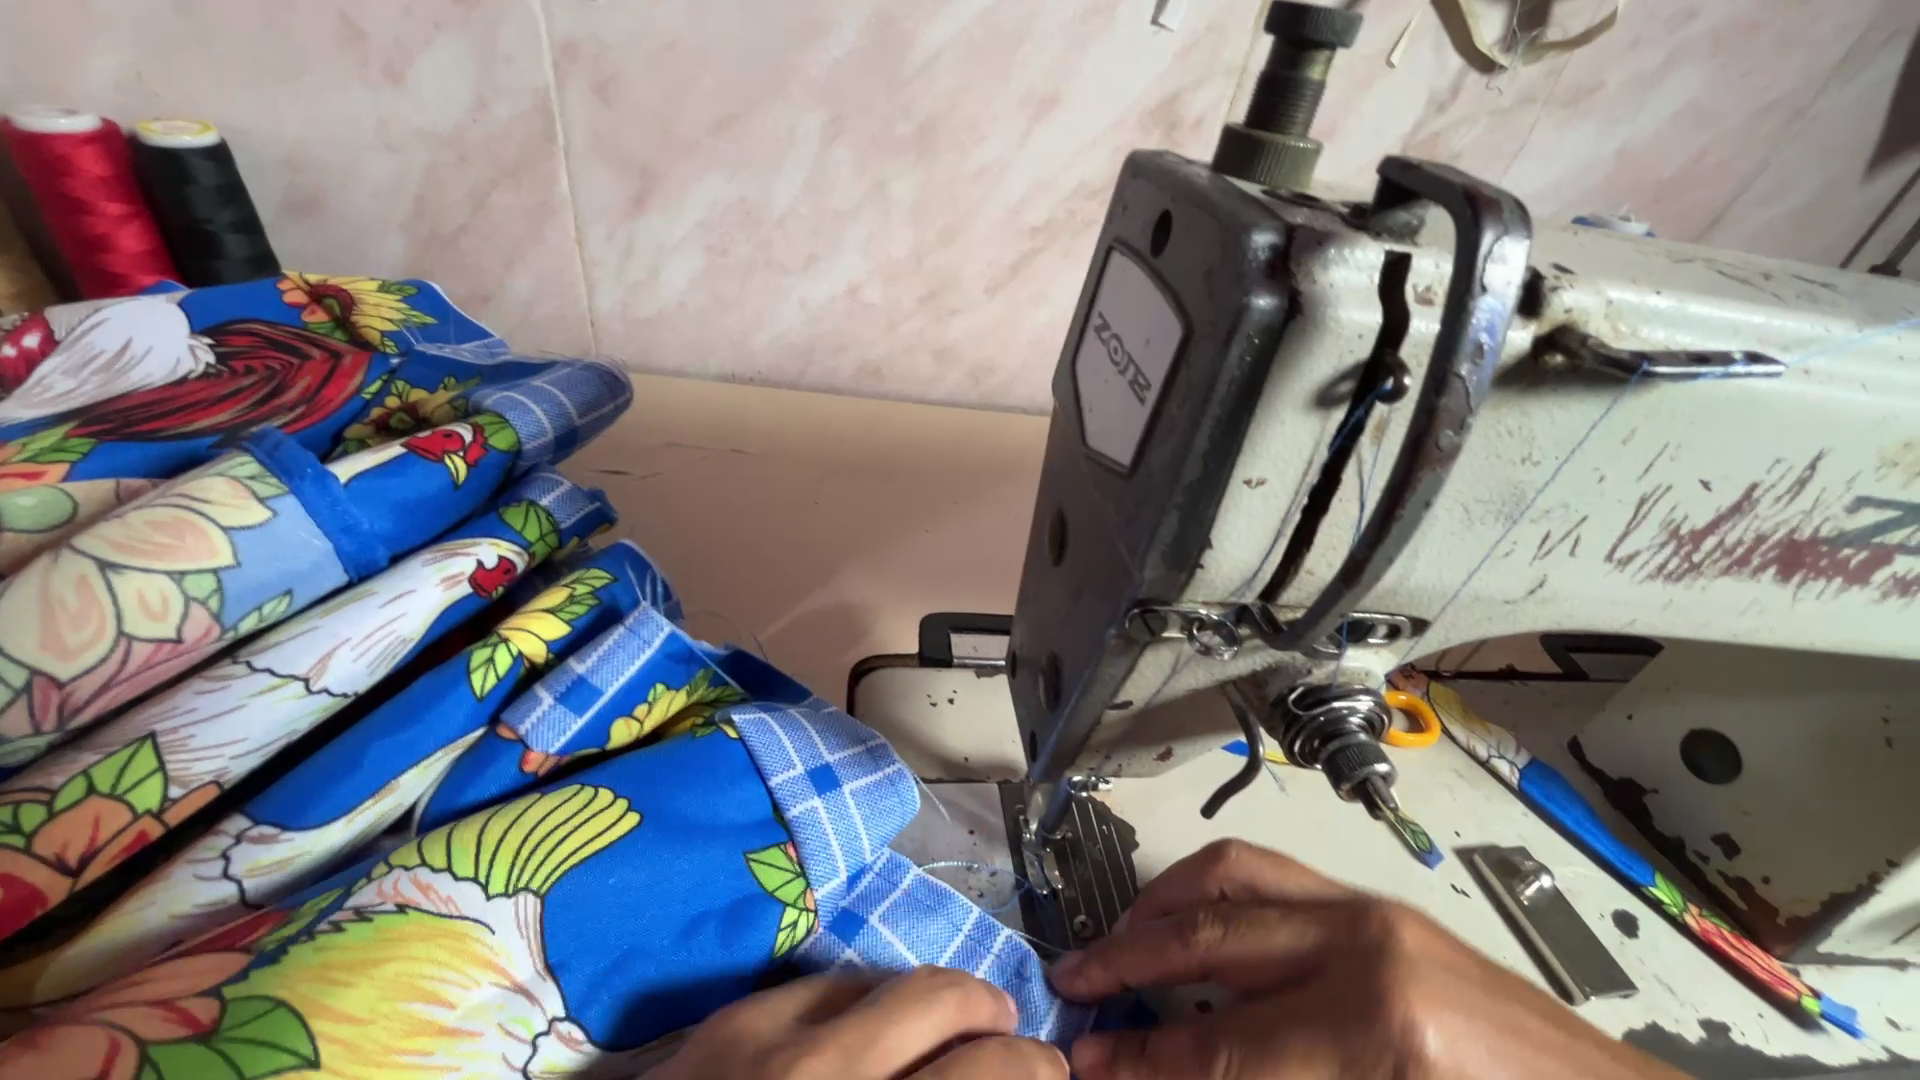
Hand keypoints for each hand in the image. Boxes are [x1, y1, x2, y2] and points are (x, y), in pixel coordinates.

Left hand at [648, 966, 1067, 1079]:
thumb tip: (998, 1079)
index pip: (985, 1072)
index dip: (1032, 1064)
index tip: (1049, 1069)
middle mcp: (825, 1072)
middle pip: (938, 998)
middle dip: (992, 1011)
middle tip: (1009, 1034)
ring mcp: (767, 1037)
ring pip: (881, 976)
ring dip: (929, 996)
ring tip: (947, 1017)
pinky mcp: (724, 1023)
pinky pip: (820, 983)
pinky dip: (861, 997)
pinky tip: (865, 1021)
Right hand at [1048, 840, 1684, 1079]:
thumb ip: (1259, 1078)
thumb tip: (1168, 1070)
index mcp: (1376, 1031)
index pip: (1218, 1045)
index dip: (1140, 1059)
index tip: (1085, 1061)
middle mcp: (1365, 948)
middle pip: (1209, 939)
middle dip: (1128, 961)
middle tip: (1073, 981)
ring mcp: (1371, 911)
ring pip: (1231, 876)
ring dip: (1160, 904)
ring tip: (1116, 936)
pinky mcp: (1377, 904)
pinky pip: (1269, 873)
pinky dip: (1208, 886)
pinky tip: (1182, 912)